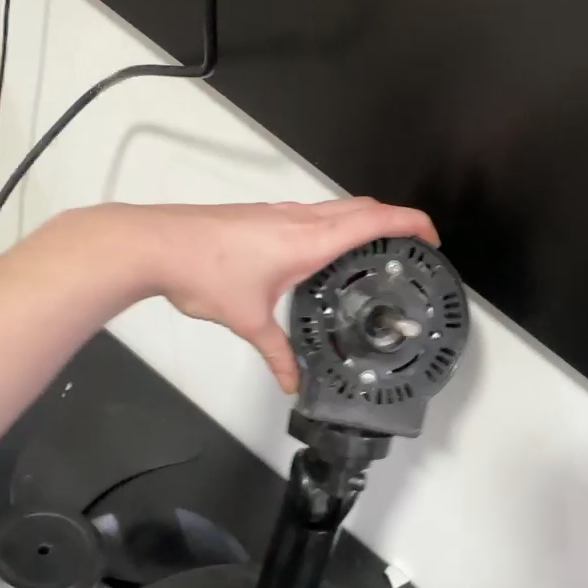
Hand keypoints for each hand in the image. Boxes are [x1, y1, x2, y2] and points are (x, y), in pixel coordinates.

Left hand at [85, 197, 437, 391]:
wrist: (155, 244)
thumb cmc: (204, 272)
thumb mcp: (249, 321)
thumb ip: (278, 353)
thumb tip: (292, 382)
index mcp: (309, 239)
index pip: (374, 220)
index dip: (411, 223)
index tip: (432, 238)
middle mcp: (300, 218)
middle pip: (363, 205)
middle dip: (396, 219)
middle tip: (414, 245)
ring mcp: (281, 212)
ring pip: (338, 206)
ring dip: (366, 220)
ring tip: (377, 251)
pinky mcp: (263, 214)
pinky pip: (314, 212)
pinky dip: (336, 224)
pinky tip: (327, 253)